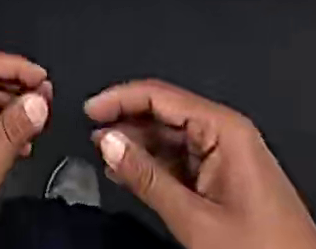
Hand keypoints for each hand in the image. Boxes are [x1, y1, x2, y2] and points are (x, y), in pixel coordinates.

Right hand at [86, 80, 315, 248]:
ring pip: (172, 136)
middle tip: (92, 136)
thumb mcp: (195, 220)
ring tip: (105, 155)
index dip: (121, 98)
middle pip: (166, 111)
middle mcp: (226, 131)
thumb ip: (147, 178)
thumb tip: (107, 140)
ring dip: (139, 145)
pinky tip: (132, 174)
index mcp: (223, 127)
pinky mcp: (227, 177)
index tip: (88, 109)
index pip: (161, 95)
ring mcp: (227, 154)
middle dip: (128, 121)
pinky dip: (156, 165)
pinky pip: (183, 158)